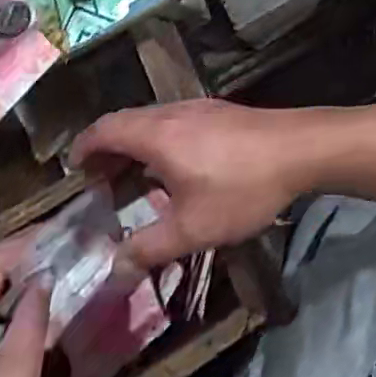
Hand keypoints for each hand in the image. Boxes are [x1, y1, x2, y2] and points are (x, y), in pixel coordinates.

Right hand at [69, 99, 312, 268]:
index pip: (105, 128)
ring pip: (155, 122)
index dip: (84, 147)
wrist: (301, 148)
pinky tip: (179, 172)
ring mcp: (202, 108)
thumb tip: (115, 269)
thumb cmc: (241, 187)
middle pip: (128, 122)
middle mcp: (174, 112)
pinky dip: (163, 142)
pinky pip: (178, 123)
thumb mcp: (192, 228)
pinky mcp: (223, 113)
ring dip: (138, 146)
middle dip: (109, 150)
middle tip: (101, 184)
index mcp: (157, 133)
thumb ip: (149, 248)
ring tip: (137, 181)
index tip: (74, 169)